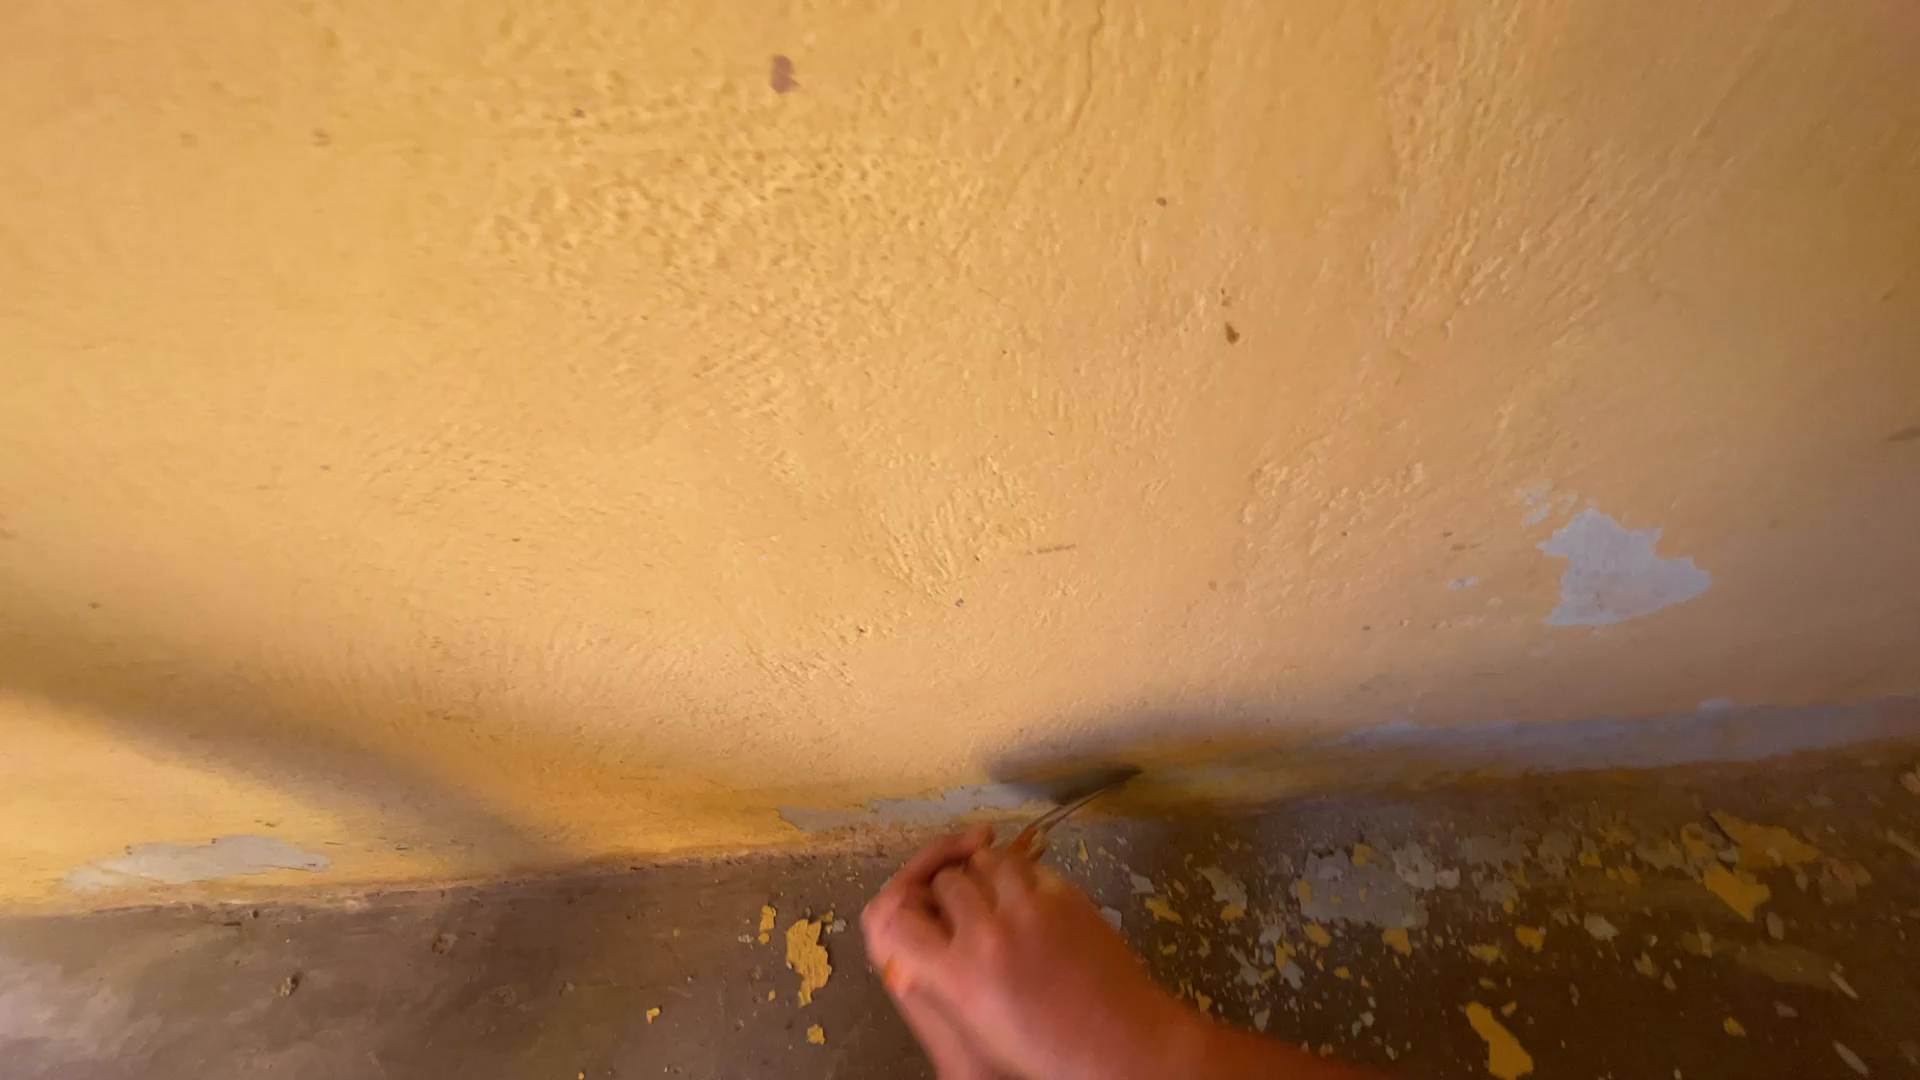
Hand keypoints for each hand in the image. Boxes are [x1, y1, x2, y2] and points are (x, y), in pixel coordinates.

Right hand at [862, 827, 1195, 1079]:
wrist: (1124, 1047)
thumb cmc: (1046, 1055)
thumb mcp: (975, 1030)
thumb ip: (939, 982)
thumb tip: (912, 949)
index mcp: (956, 977)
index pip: (896, 916)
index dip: (906, 911)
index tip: (921, 917)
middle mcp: (985, 934)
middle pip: (943, 880)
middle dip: (947, 889)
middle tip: (963, 907)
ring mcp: (1026, 906)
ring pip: (981, 859)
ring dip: (980, 870)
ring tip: (991, 890)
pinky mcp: (1061, 891)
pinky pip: (1022, 862)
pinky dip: (1016, 871)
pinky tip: (1023, 891)